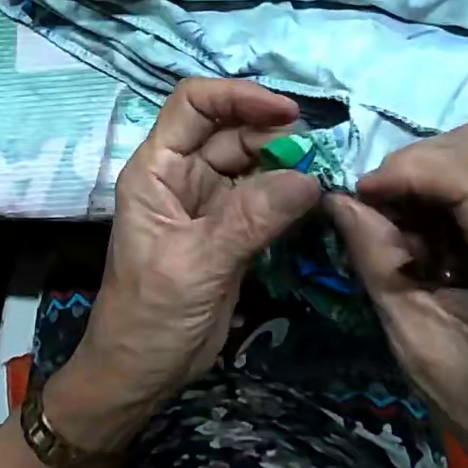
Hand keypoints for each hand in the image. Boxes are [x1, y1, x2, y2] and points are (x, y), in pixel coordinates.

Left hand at [50, 79, 321, 453]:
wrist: (142, 370)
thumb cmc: (150, 315)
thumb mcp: (197, 265)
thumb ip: (250, 219)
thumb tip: (309, 178)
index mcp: (156, 170)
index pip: (191, 106)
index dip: (236, 97)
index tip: (286, 112)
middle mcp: (180, 176)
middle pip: (227, 130)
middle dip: (271, 130)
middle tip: (320, 149)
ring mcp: (206, 201)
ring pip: (249, 161)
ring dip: (285, 160)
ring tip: (325, 169)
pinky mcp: (229, 229)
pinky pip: (262, 196)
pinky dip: (288, 192)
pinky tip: (316, 195)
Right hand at [324, 121, 467, 467]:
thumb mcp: (410, 337)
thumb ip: (375, 259)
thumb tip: (337, 197)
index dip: (411, 168)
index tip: (363, 193)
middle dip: (417, 162)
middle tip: (380, 204)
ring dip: (432, 171)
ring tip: (403, 216)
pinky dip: (449, 185)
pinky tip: (431, 227)